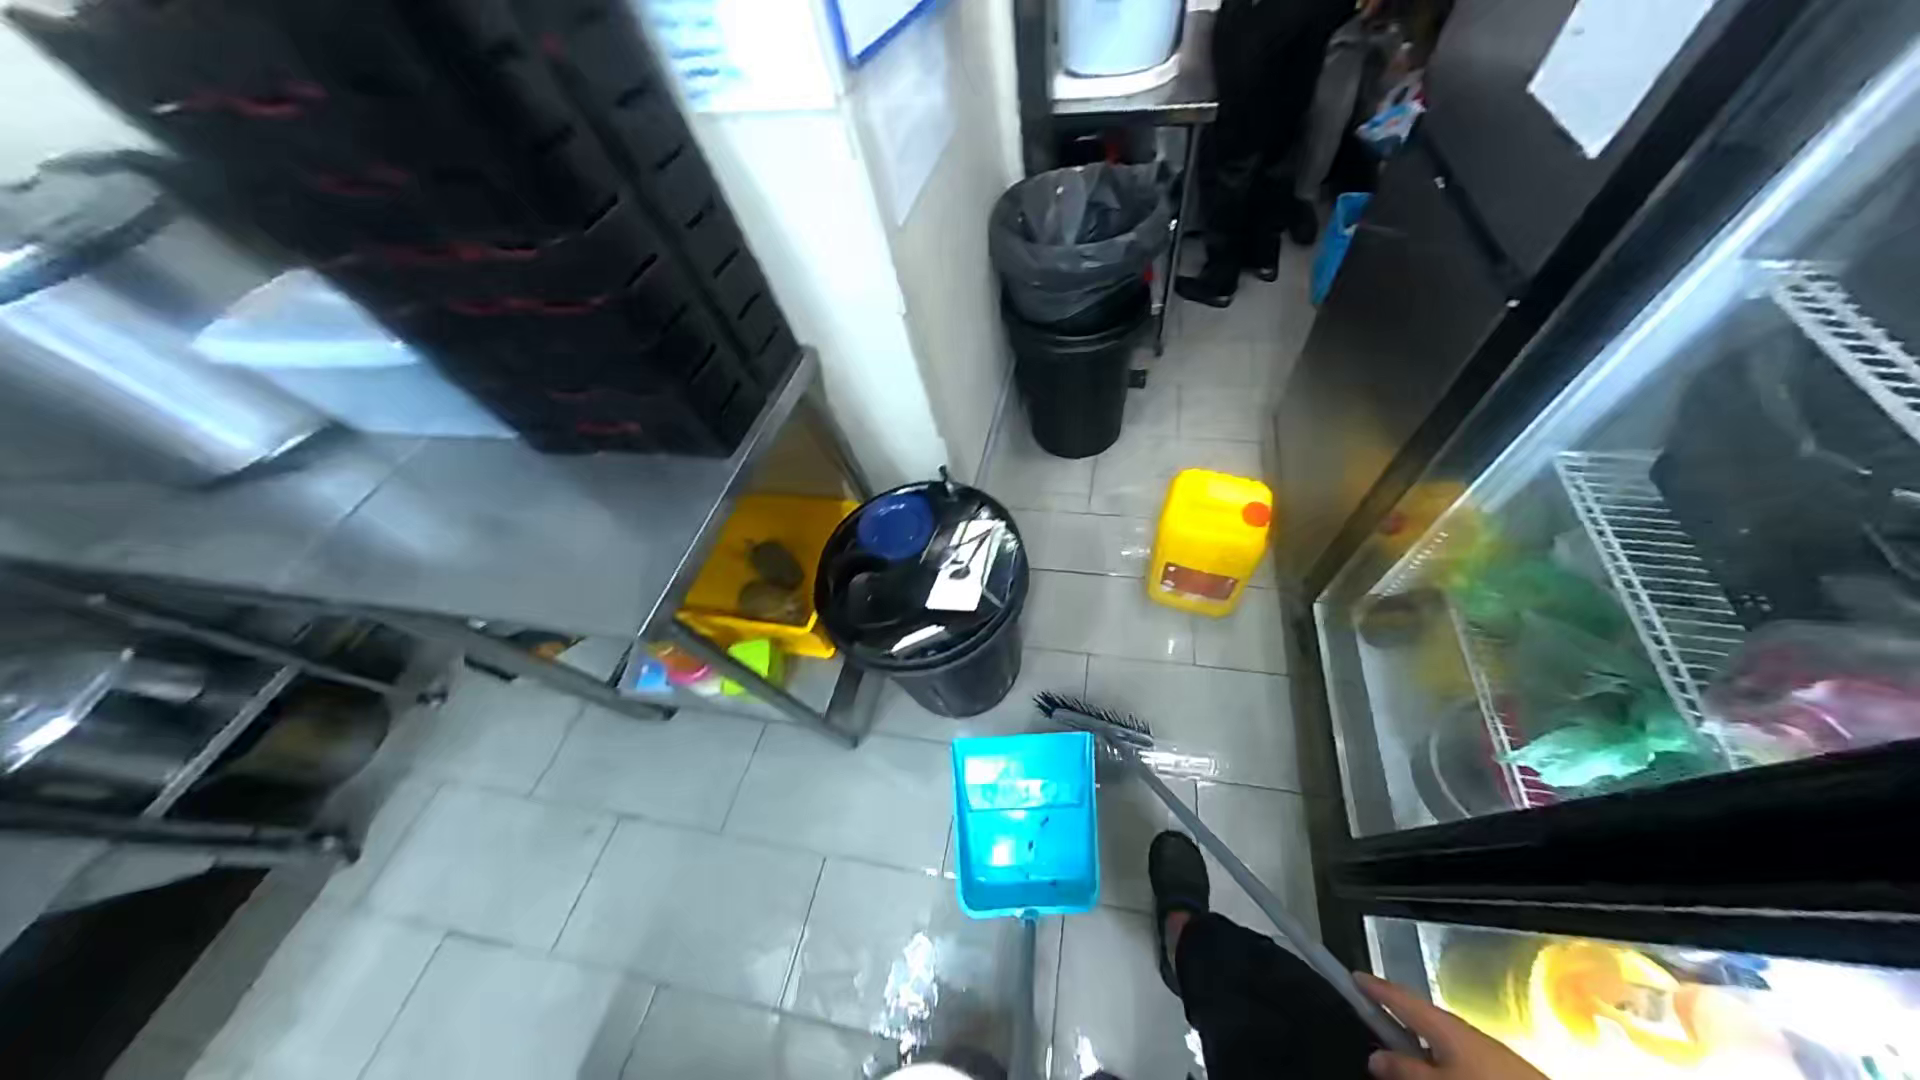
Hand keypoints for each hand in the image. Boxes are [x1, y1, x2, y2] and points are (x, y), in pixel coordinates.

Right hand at [1355, 972, 1549, 1079]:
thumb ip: (1406, 1071)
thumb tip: (1374, 1056)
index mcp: (1445, 1026)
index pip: (1401, 998)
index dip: (1375, 987)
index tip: (1352, 976)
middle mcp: (1464, 1032)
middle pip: (1421, 1019)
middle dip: (1396, 1020)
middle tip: (1371, 1022)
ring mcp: (1487, 1053)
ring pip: (1441, 1042)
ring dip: (1419, 1045)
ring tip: (1405, 1061)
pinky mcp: (1502, 1072)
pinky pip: (1459, 1058)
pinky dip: (1440, 1060)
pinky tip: (1439, 1074)